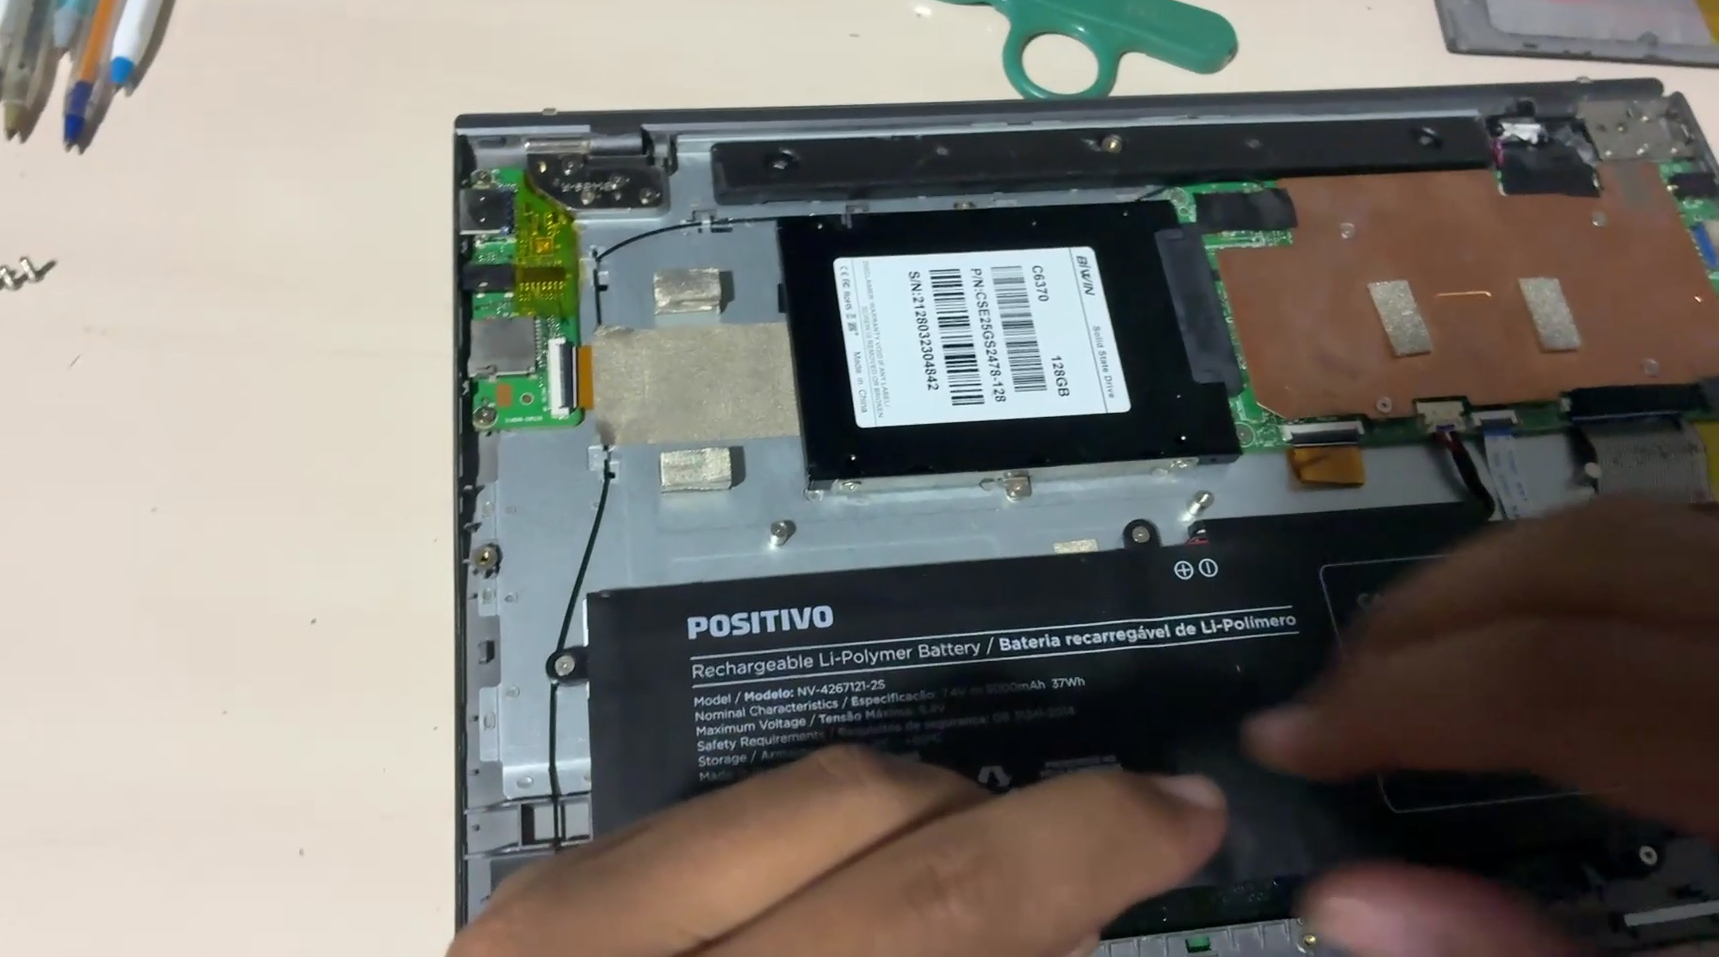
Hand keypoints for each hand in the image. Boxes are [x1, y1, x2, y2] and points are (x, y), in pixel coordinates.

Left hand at [450, 745, 1226, 956]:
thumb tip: (1058, 931)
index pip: (946, 912)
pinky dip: (828, 838)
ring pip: (807, 786)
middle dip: (1014, 816)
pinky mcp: (544, 894)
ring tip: (964, 870)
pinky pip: (738, 811)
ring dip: (919, 817)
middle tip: (1087, 841)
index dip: (1086, 844)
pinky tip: (849, 899)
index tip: (1174, 811)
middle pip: (876, 810)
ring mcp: (563, 914)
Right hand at [1244, 498, 1718, 956]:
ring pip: (1619, 533)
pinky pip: (1674, 552)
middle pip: (1579, 567)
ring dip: (1473, 589)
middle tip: (1341, 702)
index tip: (1290, 742)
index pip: (1561, 682)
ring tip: (1410, 664)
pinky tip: (1519, 647)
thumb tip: (1344, 905)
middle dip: (1417, 627)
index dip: (1394, 704)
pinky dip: (1553, 583)